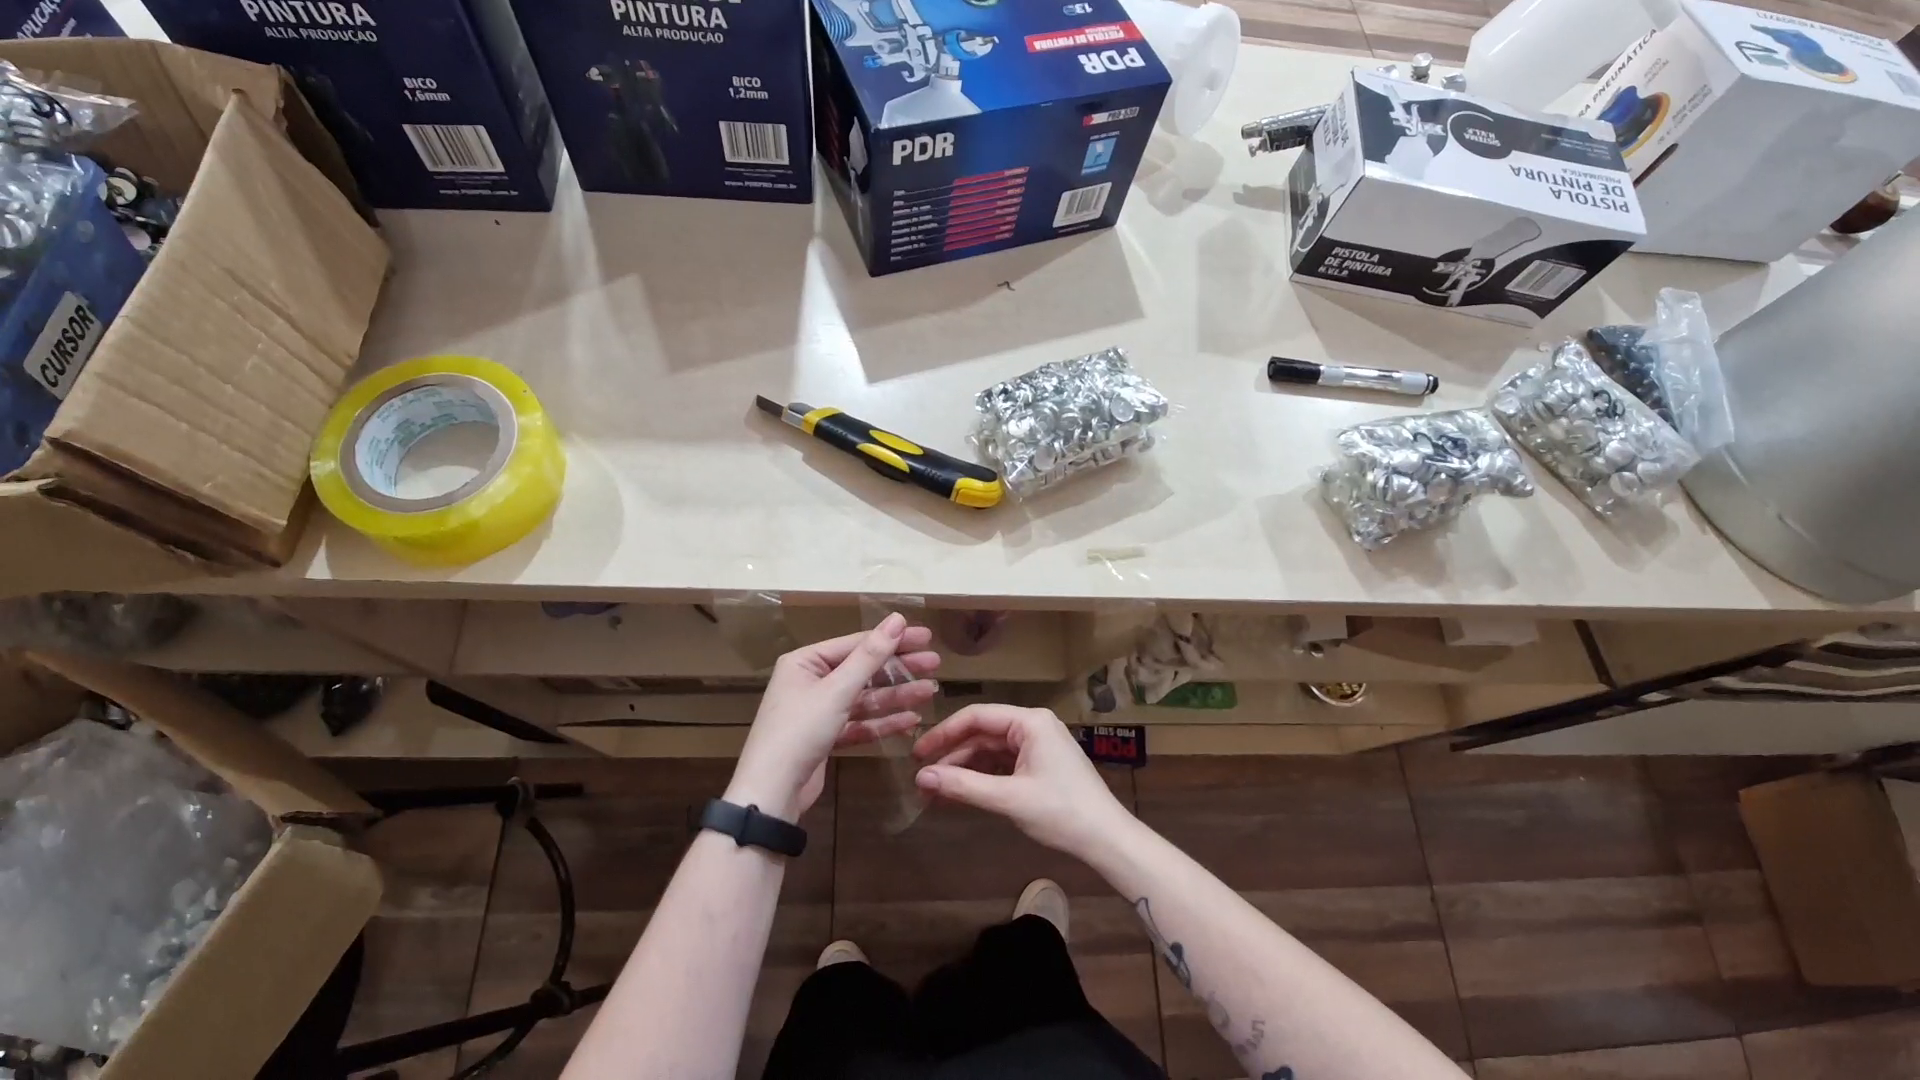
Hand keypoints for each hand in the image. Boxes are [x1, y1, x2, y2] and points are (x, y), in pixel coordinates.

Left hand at [727, 613, 939, 820]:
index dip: (893, 640)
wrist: (773, 791)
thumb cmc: (800, 730)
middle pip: (863, 670)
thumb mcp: (837, 690)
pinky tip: (912, 720)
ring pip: (865, 698)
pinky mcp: (826, 738)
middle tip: (935, 664)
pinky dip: (884, 722)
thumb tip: (897, 619)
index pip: (856, 644)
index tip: (927, 637)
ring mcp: (819, 711)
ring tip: (930, 692)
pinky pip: (860, 723)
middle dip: (899, 669)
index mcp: (805, 662)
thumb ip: (870, 656)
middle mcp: (810, 681)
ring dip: (896, 696)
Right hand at [912, 704, 1129, 857]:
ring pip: (989, 752)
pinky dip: (981, 779)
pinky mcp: (1040, 766)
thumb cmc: (1060, 812)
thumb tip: (920, 777)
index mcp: (1030, 722)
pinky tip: (960, 794)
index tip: (917, 755)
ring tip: (935, 792)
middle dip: (951, 758)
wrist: (1106, 838)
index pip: (975, 716)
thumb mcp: (1008, 798)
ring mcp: (1038, 746)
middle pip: (981, 734)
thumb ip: (963, 786)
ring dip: (963, 770)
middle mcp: (1033, 726)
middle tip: (922, 780)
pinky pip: (1002, 765)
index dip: (943, 734)